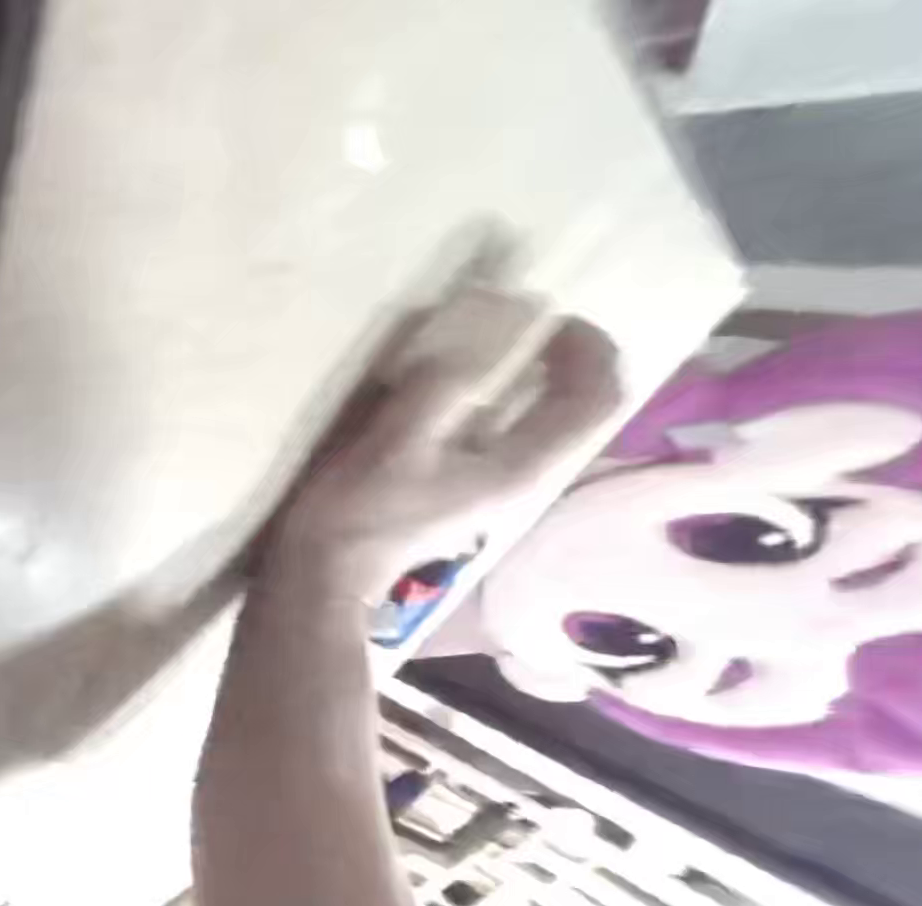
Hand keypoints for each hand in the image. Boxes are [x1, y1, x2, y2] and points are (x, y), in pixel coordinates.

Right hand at [273, 316, 620, 593]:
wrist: (324, 572)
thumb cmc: (359, 513)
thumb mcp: (395, 442)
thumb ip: (437, 385)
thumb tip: (469, 328)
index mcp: (519, 467)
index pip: (596, 396)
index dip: (586, 345)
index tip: (541, 318)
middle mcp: (515, 477)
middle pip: (567, 406)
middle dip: (546, 358)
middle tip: (501, 328)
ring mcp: (483, 488)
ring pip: (524, 420)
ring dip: (508, 379)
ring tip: (462, 354)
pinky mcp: (451, 491)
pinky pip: (486, 434)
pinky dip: (475, 403)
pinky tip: (432, 398)